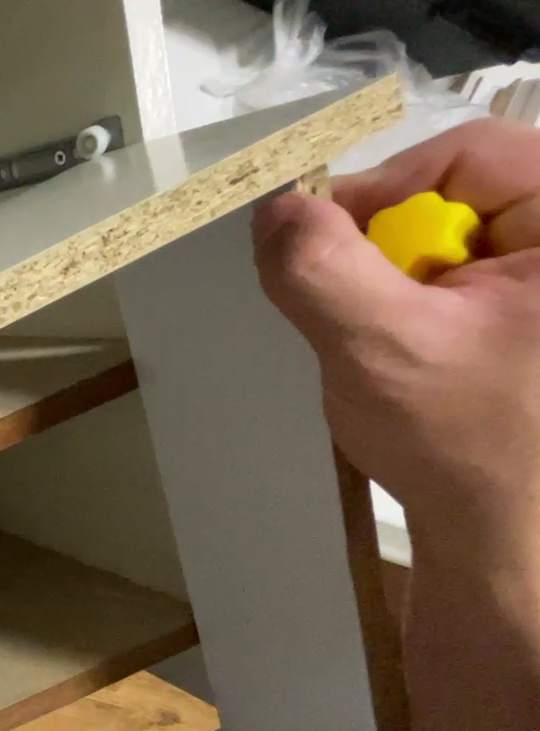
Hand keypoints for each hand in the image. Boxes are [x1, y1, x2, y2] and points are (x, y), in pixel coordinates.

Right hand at [252, 119, 539, 547]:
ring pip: (454, 235)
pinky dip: (415, 304)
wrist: (511, 519)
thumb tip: (276, 207)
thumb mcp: (376, 346)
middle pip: (462, 191)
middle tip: (357, 315)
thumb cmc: (462, 435)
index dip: (373, 194)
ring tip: (388, 341)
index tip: (311, 254)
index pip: (467, 152)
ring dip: (393, 284)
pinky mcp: (535, 306)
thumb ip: (320, 270)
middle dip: (383, 251)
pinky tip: (412, 349)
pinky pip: (465, 270)